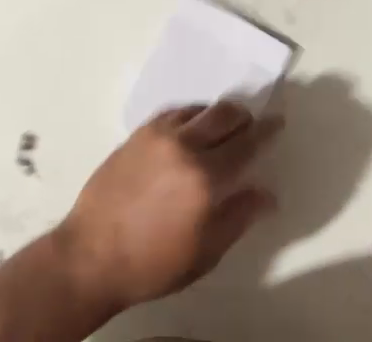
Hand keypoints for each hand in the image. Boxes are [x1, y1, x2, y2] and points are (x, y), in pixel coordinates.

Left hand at [51, 102, 281, 310]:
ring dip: (216, 113)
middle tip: (253, 124)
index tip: (278, 123)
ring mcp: (157, 136)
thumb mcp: (206, 252)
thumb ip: (239, 217)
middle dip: (244, 116)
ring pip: (197, 109)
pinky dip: (189, 114)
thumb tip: (267, 194)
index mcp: (206, 179)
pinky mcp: (137, 134)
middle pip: (223, 116)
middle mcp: (184, 147)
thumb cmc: (154, 263)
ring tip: (224, 126)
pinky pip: (172, 113)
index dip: (266, 132)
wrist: (93, 253)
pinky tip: (192, 126)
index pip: (246, 145)